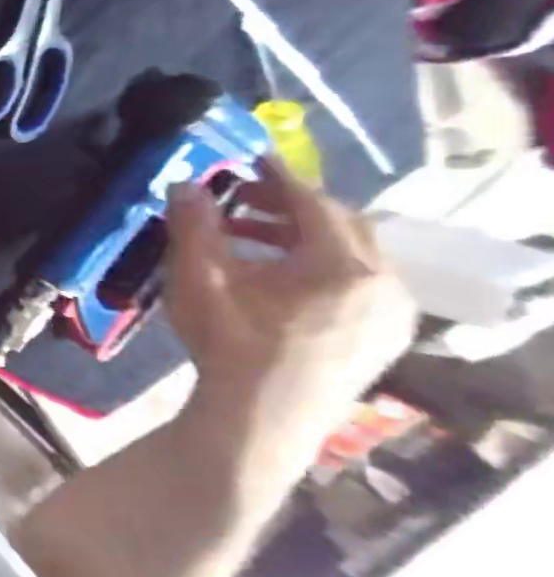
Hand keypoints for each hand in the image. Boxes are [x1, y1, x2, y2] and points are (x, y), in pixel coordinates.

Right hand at [164, 162, 416, 466]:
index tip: (248, 158)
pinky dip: (317, 265)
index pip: (314, 204)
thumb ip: (193, 224)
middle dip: (289, 206)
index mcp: (345, 266)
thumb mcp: (199, 276)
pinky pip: (356, 283)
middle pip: (343, 226)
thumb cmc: (230, 340)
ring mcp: (390, 316)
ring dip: (300, 236)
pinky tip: (274, 276)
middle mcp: (385, 285)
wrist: (260, 418)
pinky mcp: (381, 339)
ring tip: (246, 237)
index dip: (277, 177)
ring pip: (351, 256)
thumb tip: (185, 184)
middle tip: (240, 198)